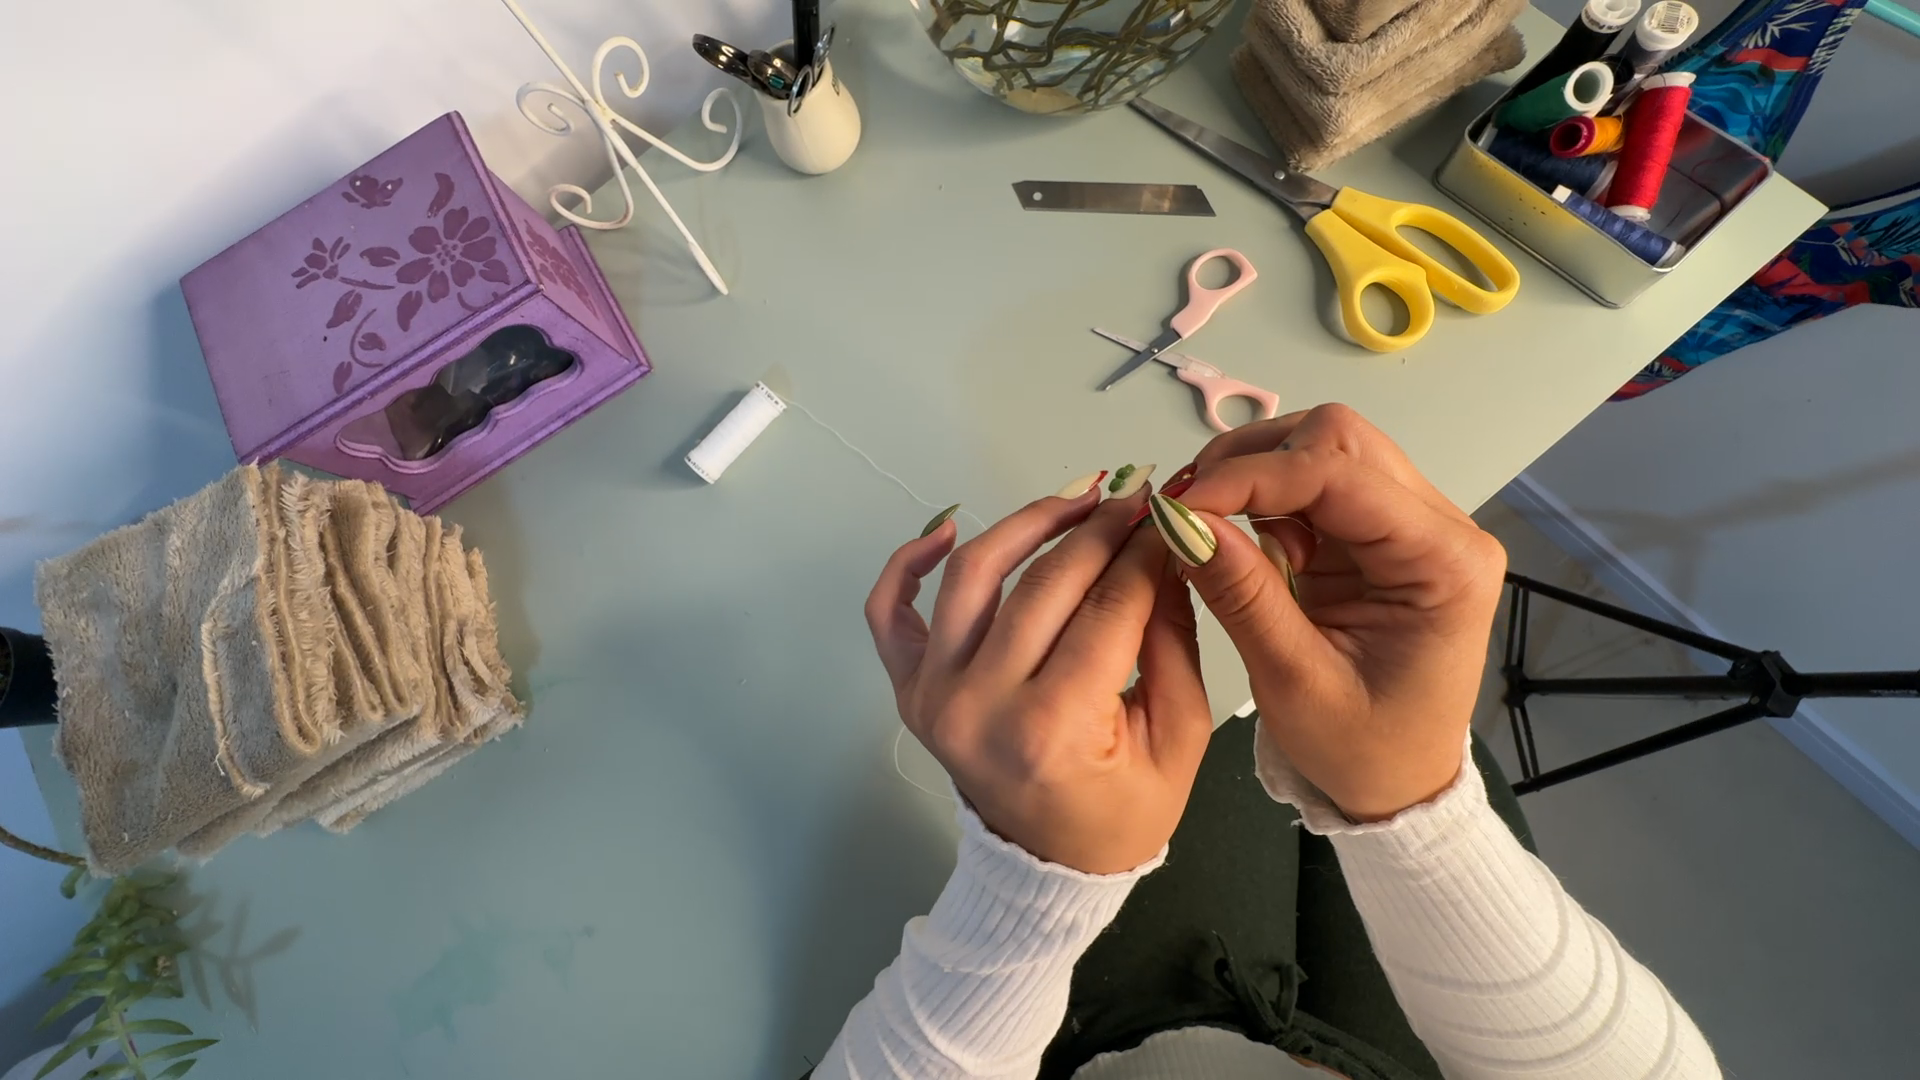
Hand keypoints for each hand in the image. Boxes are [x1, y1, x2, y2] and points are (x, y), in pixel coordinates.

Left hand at [866, 482, 1213, 873]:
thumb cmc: (1120, 811)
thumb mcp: (1176, 735)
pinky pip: (889, 612)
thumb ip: (1172, 636)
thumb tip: (1166, 547)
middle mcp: (980, 704)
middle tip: (1132, 494)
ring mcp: (933, 693)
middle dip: (1099, 529)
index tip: (1168, 513)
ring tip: (1074, 498)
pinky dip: (908, 562)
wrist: (1047, 864)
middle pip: (1046, 584)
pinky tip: (948, 527)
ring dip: (1026, 523)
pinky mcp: (910, 688)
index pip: (1110, 607)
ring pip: (973, 576)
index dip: (1144, 550)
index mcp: (1054, 729)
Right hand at [1159, 405, 1506, 821]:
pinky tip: (1239, 541)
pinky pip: (1308, 484)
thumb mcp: (1293, 681)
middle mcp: (1436, 526)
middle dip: (1252, 461)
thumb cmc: (1358, 746)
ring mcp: (1405, 524)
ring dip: (1252, 474)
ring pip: (1320, 448)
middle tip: (1187, 508)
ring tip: (1207, 525)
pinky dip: (1259, 499)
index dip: (1250, 478)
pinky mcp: (1370, 534)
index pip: (1339, 476)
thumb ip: (1242, 594)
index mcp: (1442, 564)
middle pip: (1336, 438)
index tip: (1177, 507)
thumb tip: (1181, 522)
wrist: (1394, 779)